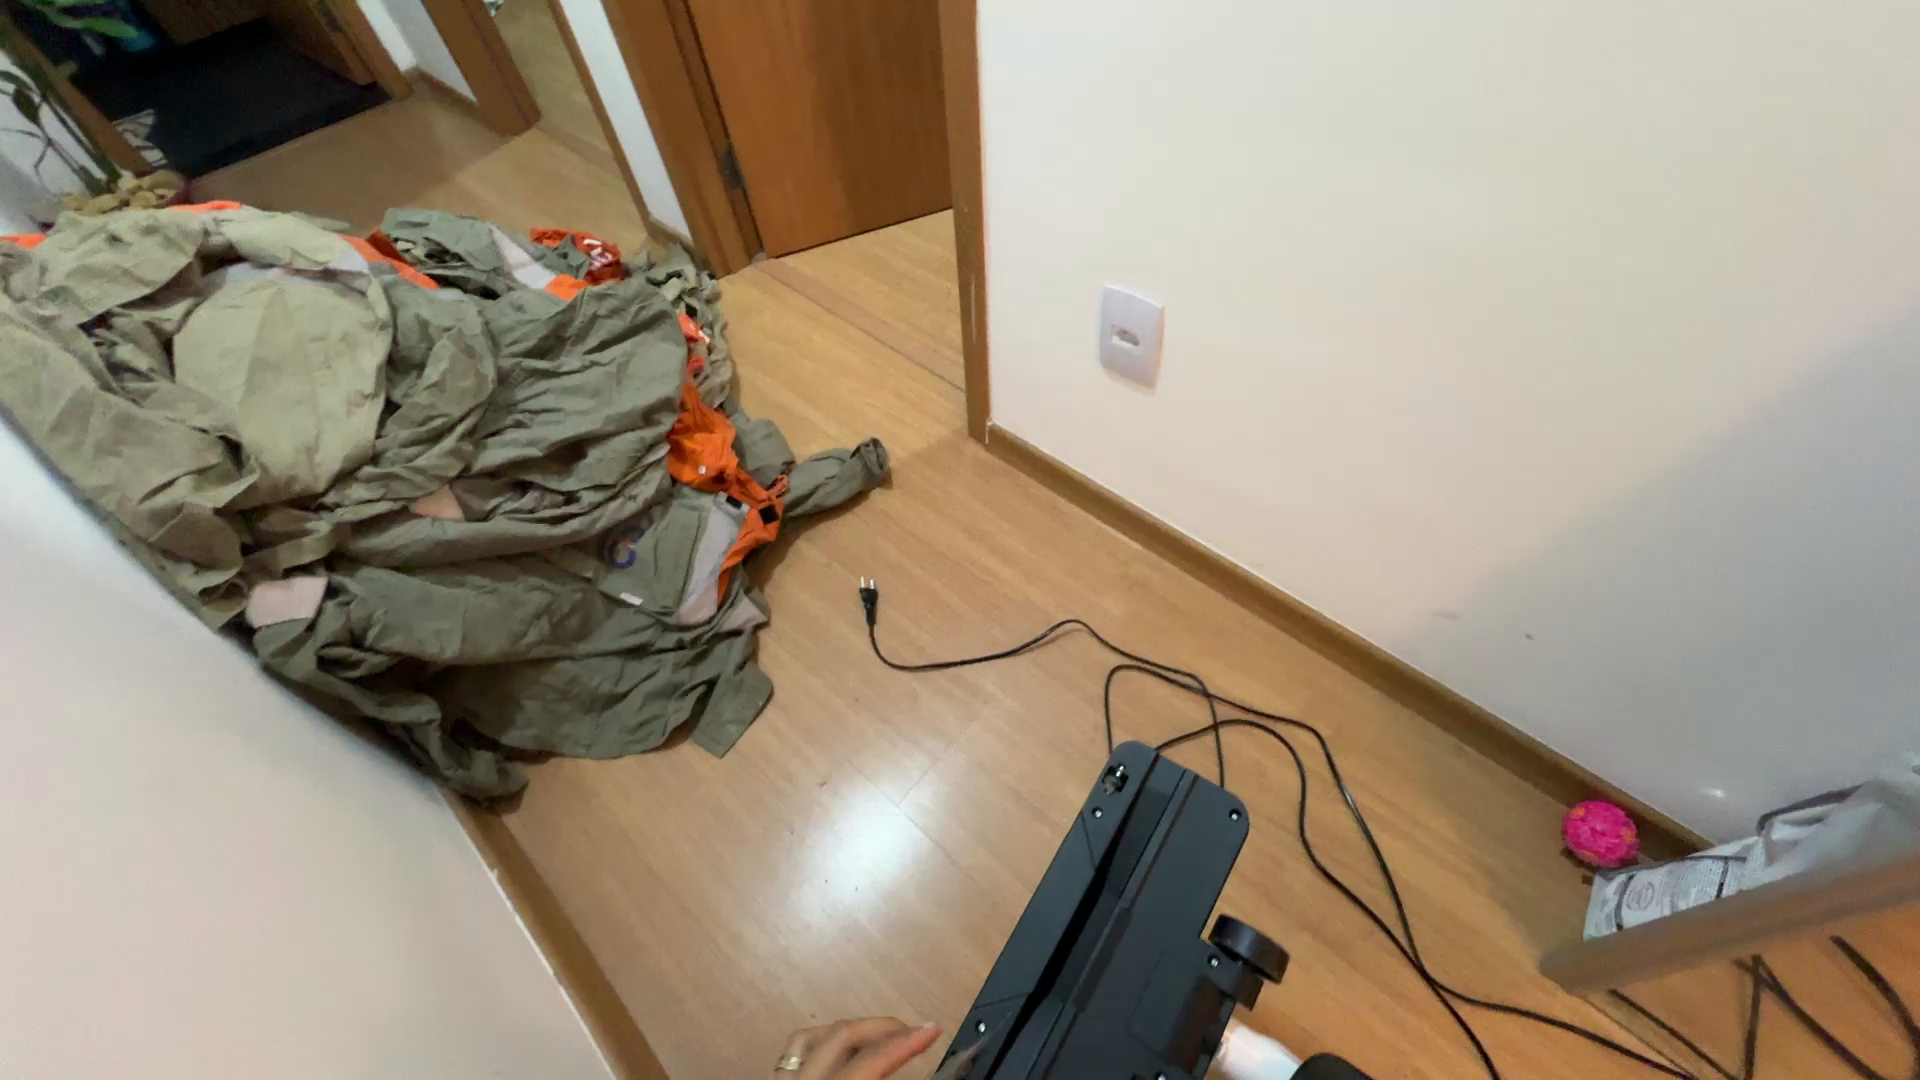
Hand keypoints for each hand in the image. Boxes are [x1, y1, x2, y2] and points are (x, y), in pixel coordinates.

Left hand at [774, 1017, 941, 1079]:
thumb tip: (913, 1069)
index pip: (869, 1062)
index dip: (905, 1043)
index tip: (932, 1028)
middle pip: (841, 1034)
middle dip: (883, 1027)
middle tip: (913, 1030)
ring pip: (811, 1034)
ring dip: (850, 1029)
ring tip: (878, 1036)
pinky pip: (794, 1051)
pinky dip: (820, 1043)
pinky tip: (837, 1050)